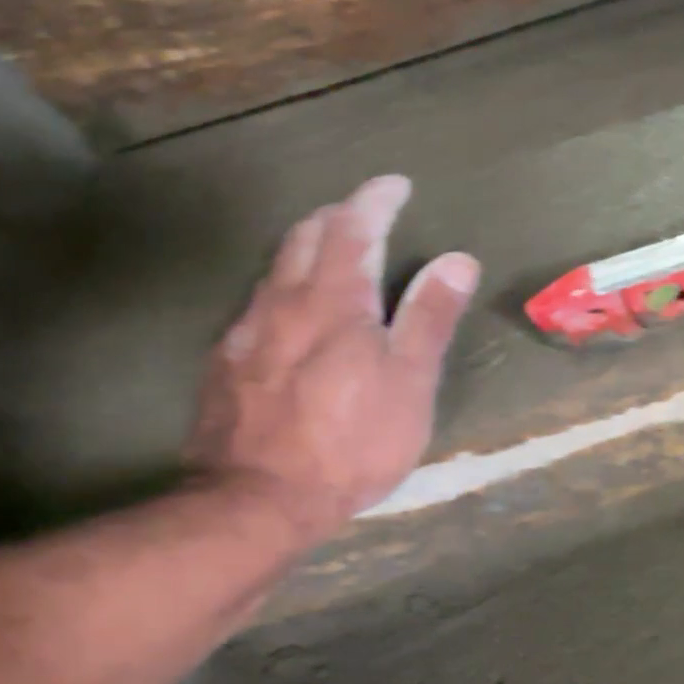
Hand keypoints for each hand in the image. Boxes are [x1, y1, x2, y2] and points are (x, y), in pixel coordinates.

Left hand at [185, 175, 478, 540]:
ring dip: (307, 248)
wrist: (257, 499)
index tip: (395, 184)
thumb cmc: (353, 441)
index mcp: (335, 302)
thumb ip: (429, 317)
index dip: (374, 200)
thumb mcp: (409, 382)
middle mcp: (283, 304)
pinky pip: (258, 305)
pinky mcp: (226, 364)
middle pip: (304, 238)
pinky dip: (285, 288)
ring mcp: (246, 332)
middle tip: (364, 214)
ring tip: (332, 253)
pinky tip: (294, 314)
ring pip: (276, 268)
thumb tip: (457, 259)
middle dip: (336, 216)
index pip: (353, 229)